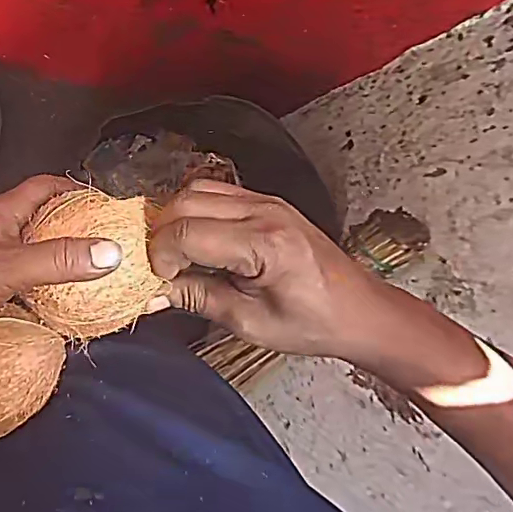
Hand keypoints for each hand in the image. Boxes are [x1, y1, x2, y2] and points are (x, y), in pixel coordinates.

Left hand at [0, 175, 122, 329]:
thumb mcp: (13, 266)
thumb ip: (60, 260)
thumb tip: (107, 251)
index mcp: (5, 210)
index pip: (46, 185)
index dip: (74, 189)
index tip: (98, 201)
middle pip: (38, 214)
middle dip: (67, 223)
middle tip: (93, 239)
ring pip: (25, 242)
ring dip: (49, 251)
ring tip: (73, 268)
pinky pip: (12, 267)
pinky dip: (31, 276)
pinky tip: (38, 294)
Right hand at [148, 180, 395, 359]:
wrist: (358, 311)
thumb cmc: (316, 322)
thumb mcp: (248, 321)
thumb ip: (196, 298)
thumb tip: (154, 292)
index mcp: (265, 243)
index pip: (185, 233)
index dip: (160, 258)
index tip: (159, 281)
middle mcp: (265, 211)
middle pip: (184, 202)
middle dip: (160, 236)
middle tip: (160, 269)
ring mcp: (266, 201)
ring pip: (195, 190)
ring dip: (174, 219)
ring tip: (176, 256)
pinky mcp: (265, 202)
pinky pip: (215, 192)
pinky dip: (193, 212)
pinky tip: (196, 242)